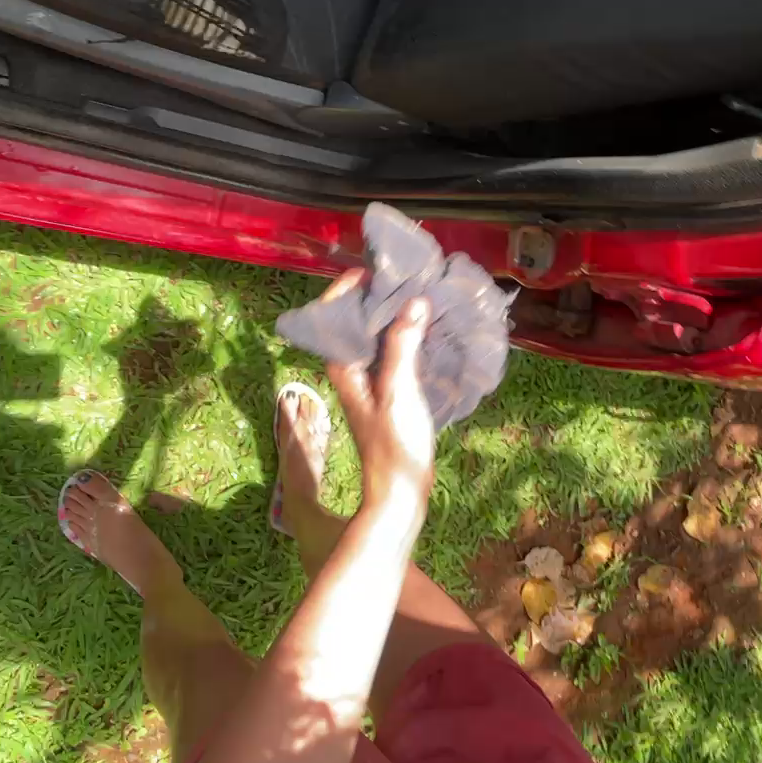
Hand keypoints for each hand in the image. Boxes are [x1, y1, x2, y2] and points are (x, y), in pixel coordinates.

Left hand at [320, 270, 435, 521]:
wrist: (401, 492)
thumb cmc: (394, 444)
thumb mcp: (398, 391)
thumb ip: (402, 346)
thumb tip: (414, 302)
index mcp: (343, 367)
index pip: (333, 316)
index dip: (347, 290)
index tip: (373, 270)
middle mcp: (351, 370)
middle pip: (356, 323)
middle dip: (376, 298)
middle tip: (406, 277)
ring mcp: (370, 382)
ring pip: (376, 337)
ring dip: (394, 317)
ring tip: (421, 295)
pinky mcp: (389, 391)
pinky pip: (394, 352)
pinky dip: (407, 337)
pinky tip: (429, 329)